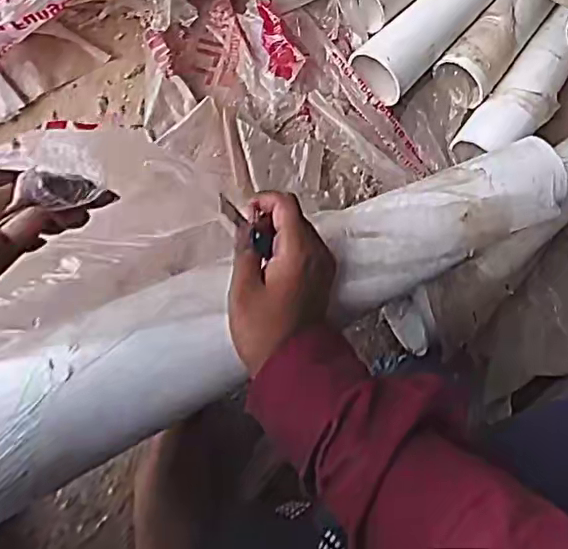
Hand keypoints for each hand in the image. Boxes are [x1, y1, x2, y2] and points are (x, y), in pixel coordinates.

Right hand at [228, 192, 334, 374]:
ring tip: (255, 258)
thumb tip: (248, 226)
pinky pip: (306, 248)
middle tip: (246, 241)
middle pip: (294, 215)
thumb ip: (245, 249)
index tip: (246, 214)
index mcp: (299, 250)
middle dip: (268, 219)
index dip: (263, 201)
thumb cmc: (265, 332)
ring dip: (277, 234)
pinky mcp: (323, 276)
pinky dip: (288, 248)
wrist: (295, 366)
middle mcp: (318, 251)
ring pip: (300, 231)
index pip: (286, 204)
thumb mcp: (243, 289)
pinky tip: (270, 268)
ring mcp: (324, 263)